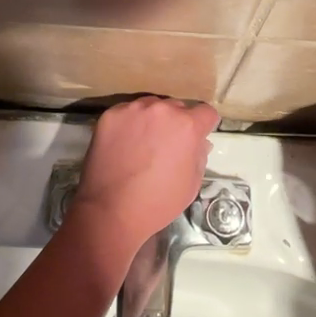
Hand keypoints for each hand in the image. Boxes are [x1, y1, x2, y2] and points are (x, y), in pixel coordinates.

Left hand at [70, 96, 216, 243]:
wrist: (111, 210)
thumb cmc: (158, 203)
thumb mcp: (191, 184)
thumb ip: (199, 156)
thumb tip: (199, 142)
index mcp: (187, 126)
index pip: (205, 112)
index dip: (204, 125)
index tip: (197, 136)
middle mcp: (162, 110)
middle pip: (177, 107)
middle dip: (176, 123)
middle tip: (166, 145)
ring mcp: (133, 109)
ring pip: (150, 106)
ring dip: (152, 120)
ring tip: (142, 144)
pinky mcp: (110, 115)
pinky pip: (127, 113)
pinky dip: (129, 124)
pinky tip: (123, 144)